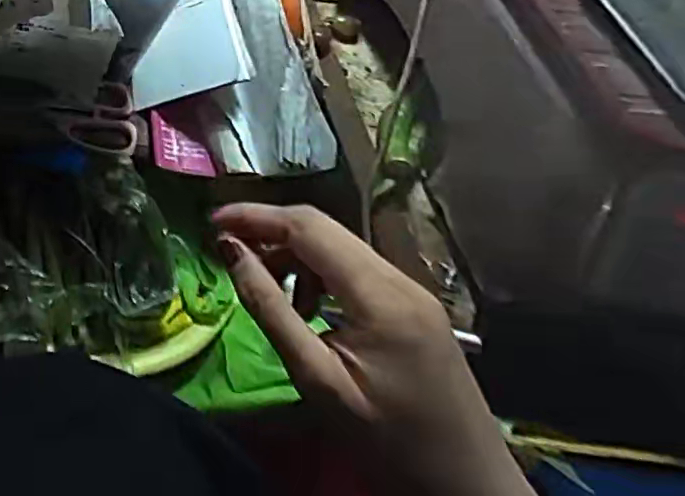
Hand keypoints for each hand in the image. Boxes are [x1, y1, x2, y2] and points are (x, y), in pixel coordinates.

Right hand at [213, 204, 532, 495]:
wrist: (472, 492)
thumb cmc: (390, 441)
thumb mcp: (316, 376)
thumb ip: (268, 306)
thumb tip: (228, 248)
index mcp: (381, 296)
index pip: (307, 226)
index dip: (254, 215)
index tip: (211, 222)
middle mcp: (400, 280)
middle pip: (320, 226)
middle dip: (266, 227)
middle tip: (225, 243)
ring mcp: (410, 291)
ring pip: (333, 243)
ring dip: (288, 250)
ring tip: (260, 280)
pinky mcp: (412, 305)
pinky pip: (350, 265)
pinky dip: (312, 269)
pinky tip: (301, 302)